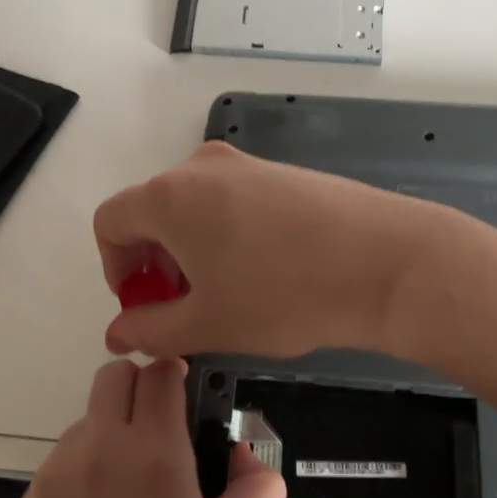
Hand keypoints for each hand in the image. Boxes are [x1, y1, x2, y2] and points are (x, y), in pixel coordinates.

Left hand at [10, 358, 285, 497]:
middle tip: (160, 428)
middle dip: (140, 387)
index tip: (186, 394)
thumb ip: (258, 486)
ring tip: (129, 487)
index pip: (161, 372)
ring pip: (87, 419)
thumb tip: (246, 455)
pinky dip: (84, 467)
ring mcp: (57, 474)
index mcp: (154, 454)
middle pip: (113, 376)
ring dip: (111, 430)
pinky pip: (62, 460)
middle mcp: (100, 450)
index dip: (177, 372)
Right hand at [94, 141, 456, 359]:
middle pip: (152, 212)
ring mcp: (246, 165)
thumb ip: (149, 329)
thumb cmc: (284, 295)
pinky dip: (226, 236)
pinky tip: (264, 274)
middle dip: (154, 264)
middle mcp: (202, 166)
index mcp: (170, 195)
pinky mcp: (282, 173)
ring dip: (191, 252)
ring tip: (227, 297)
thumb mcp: (208, 323)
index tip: (146, 308)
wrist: (386, 261)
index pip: (110, 223)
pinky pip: (231, 202)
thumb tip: (118, 332)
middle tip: (185, 311)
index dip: (115, 270)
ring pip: (194, 208)